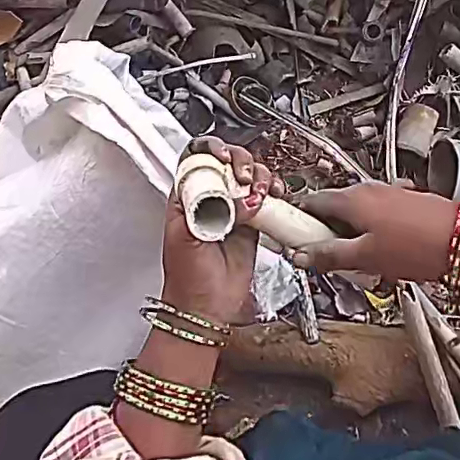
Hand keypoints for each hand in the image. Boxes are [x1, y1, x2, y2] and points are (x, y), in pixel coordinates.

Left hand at [160, 138, 281, 324]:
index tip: (225, 158)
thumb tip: (239, 200)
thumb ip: (210, 213)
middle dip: (242, 162)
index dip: (214, 150)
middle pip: (230, 161)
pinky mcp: (253, 222)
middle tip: (245, 179)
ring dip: (260, 177)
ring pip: (250, 175)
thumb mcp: (186, 238)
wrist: (206, 308)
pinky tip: (274, 196)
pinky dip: (273, 191)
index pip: (199, 158)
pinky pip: (266, 198)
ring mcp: (233, 208)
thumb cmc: (187, 277)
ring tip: (260, 193)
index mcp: (186, 195)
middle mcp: (211, 197)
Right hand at [293, 183, 457, 281]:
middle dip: (327, 234)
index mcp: (352, 198)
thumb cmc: (417, 245)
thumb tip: (302, 256)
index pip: (311, 201)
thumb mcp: (366, 257)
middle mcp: (368, 190)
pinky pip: (376, 218)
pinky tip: (384, 257)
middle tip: (329, 260)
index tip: (292, 238)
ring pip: (356, 215)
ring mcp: (388, 194)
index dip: (297, 220)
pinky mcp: (404, 204)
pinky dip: (372, 235)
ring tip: (362, 264)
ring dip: (351, 237)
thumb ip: (330, 255)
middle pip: (333, 209)